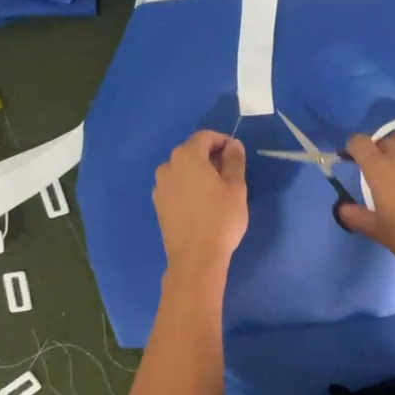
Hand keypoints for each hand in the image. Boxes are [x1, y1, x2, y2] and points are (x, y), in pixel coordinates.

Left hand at [153, 130, 247, 282]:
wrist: (196, 258)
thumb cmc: (221, 220)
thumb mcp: (236, 188)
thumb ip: (234, 161)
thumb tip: (233, 145)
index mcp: (187, 156)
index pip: (205, 137)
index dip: (223, 141)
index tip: (236, 154)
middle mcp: (167, 166)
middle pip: (191, 152)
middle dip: (210, 158)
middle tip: (229, 175)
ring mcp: (160, 186)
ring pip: (182, 171)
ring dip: (198, 174)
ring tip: (215, 192)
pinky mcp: (159, 205)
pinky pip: (176, 188)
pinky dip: (188, 189)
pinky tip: (201, 206)